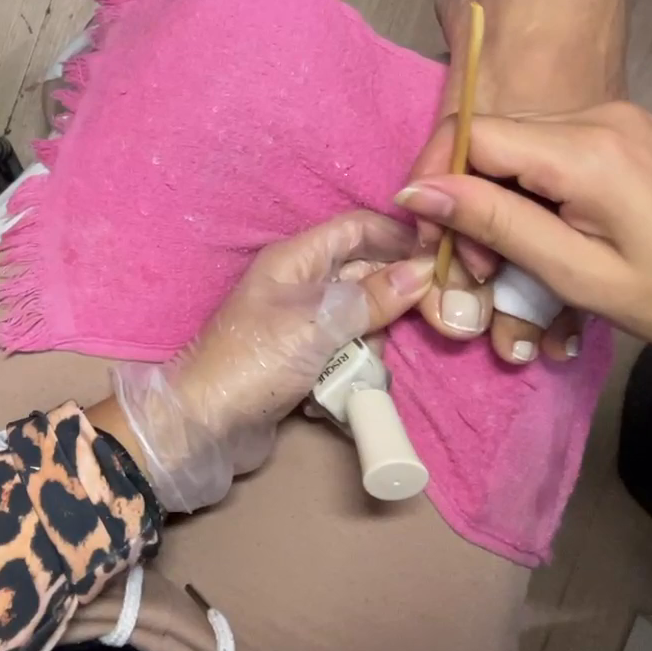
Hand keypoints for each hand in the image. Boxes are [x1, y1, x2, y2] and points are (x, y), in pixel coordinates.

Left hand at [92, 212, 432, 512]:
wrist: (208, 423)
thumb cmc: (255, 361)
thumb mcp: (317, 325)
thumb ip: (371, 298)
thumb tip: (422, 271)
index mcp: (295, 258)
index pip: (357, 228)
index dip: (399, 238)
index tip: (443, 261)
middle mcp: (301, 281)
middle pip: (366, 270)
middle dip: (396, 295)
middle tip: (432, 320)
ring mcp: (303, 320)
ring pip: (363, 314)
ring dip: (375, 338)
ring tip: (369, 362)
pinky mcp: (306, 355)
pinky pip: (348, 347)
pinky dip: (358, 363)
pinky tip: (355, 383)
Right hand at [409, 0, 636, 363]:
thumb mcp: (580, 275)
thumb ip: (494, 223)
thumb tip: (415, 192)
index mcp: (586, 147)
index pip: (469, 133)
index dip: (435, 180)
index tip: (437, 240)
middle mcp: (598, 116)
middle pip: (490, 138)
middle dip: (465, 197)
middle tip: (478, 266)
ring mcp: (620, 123)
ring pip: (516, 147)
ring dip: (496, 199)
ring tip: (512, 259)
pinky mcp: (632, 138)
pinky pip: (551, 153)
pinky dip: (529, 193)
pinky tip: (546, 237)